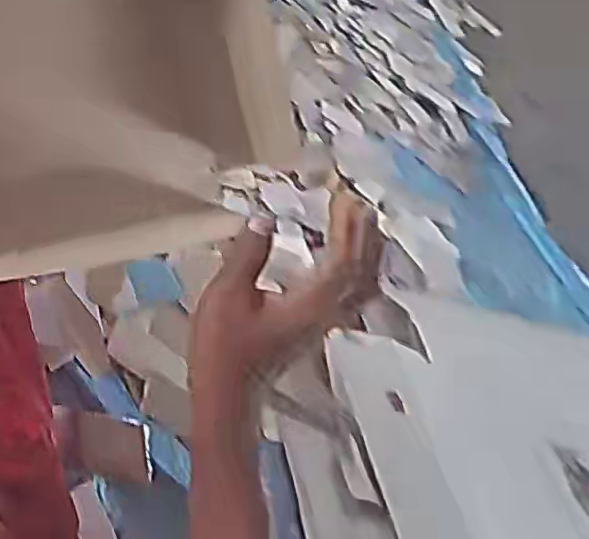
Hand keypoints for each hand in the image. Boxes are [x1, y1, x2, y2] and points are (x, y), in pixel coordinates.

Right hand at [191, 189, 383, 396]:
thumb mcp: (228, 292)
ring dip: (364, 252)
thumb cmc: (224, 343)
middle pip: (361, 274)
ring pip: (360, 286)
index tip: (342, 198)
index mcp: (309, 304)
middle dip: (363, 236)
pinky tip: (342, 257)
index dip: (346, 229)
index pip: (341, 263)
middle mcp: (327, 314)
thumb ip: (248, 254)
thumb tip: (263, 218)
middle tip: (357, 201)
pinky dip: (354, 269)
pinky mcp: (315, 326)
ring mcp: (324, 323)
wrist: (226, 390)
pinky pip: (350, 292)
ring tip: (360, 222)